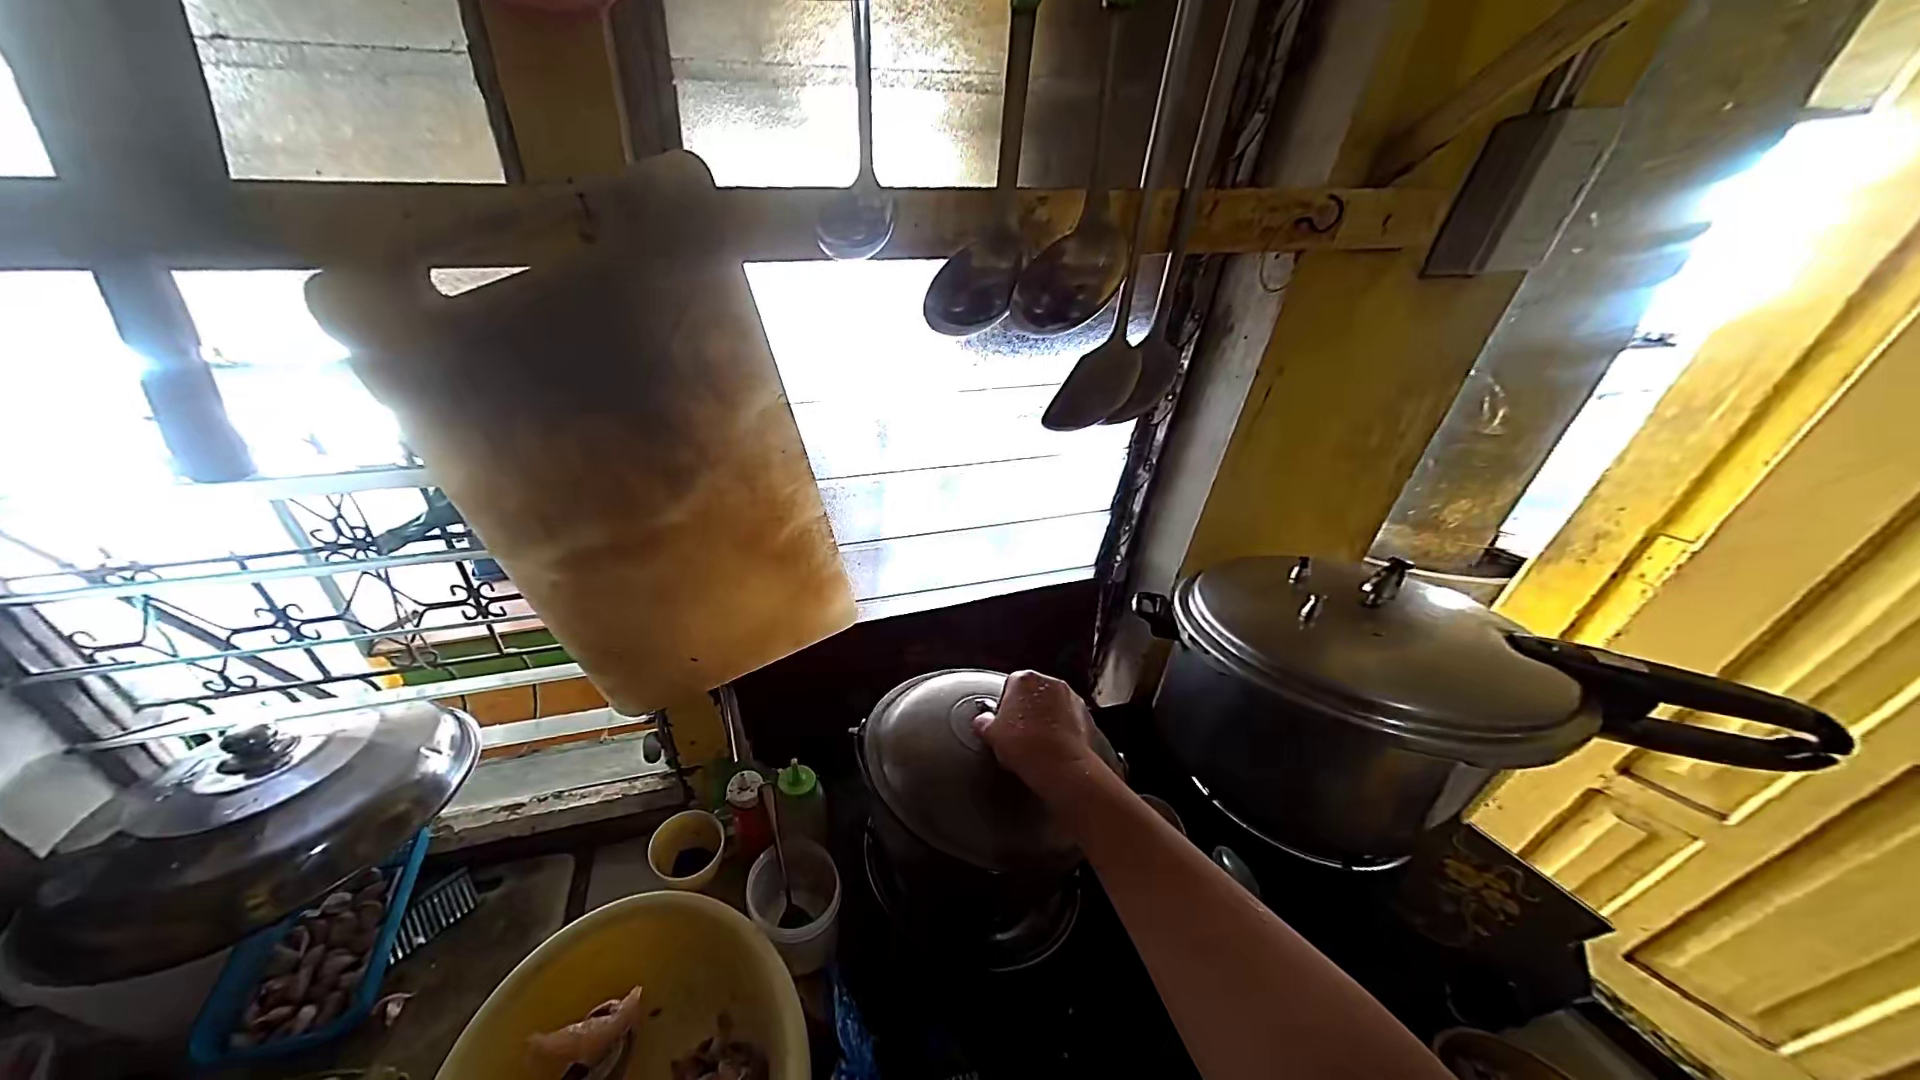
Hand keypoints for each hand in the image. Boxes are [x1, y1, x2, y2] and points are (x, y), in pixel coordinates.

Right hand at [971, 670, 1105, 797]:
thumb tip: (981, 721)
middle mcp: (1050, 681)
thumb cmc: (1024, 746)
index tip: (1002, 722)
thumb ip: (983, 722)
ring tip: (1036, 742)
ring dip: (1045, 717)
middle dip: (1026, 709)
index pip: (1010, 684)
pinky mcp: (1085, 714)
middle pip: (1033, 692)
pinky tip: (1052, 747)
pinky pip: (1068, 718)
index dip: (1004, 705)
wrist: (1061, 768)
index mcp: (1024, 678)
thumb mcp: (991, 735)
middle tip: (1017, 733)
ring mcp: (1070, 697)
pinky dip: (1061, 728)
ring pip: (1052, 704)